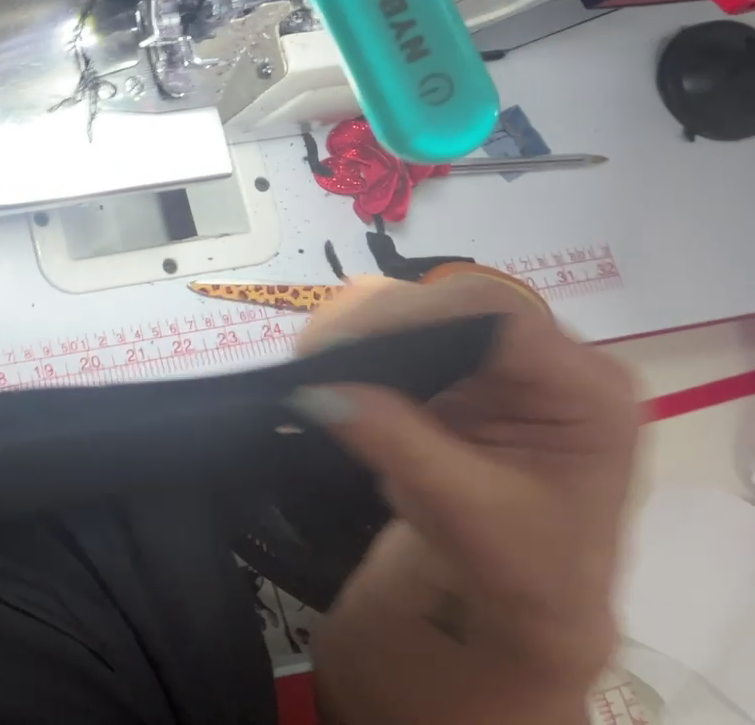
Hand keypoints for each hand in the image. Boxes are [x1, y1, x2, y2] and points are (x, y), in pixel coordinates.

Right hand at [294, 273, 636, 724]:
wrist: (512, 594)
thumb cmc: (518, 565)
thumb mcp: (464, 511)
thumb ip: (397, 443)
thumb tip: (313, 389)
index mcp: (582, 387)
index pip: (496, 314)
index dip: (412, 312)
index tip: (335, 342)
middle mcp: (543, 356)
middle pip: (448, 298)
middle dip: (372, 318)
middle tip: (310, 354)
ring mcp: (493, 358)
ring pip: (413, 304)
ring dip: (353, 326)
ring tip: (311, 363)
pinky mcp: (449, 366)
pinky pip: (390, 327)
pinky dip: (348, 341)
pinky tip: (325, 365)